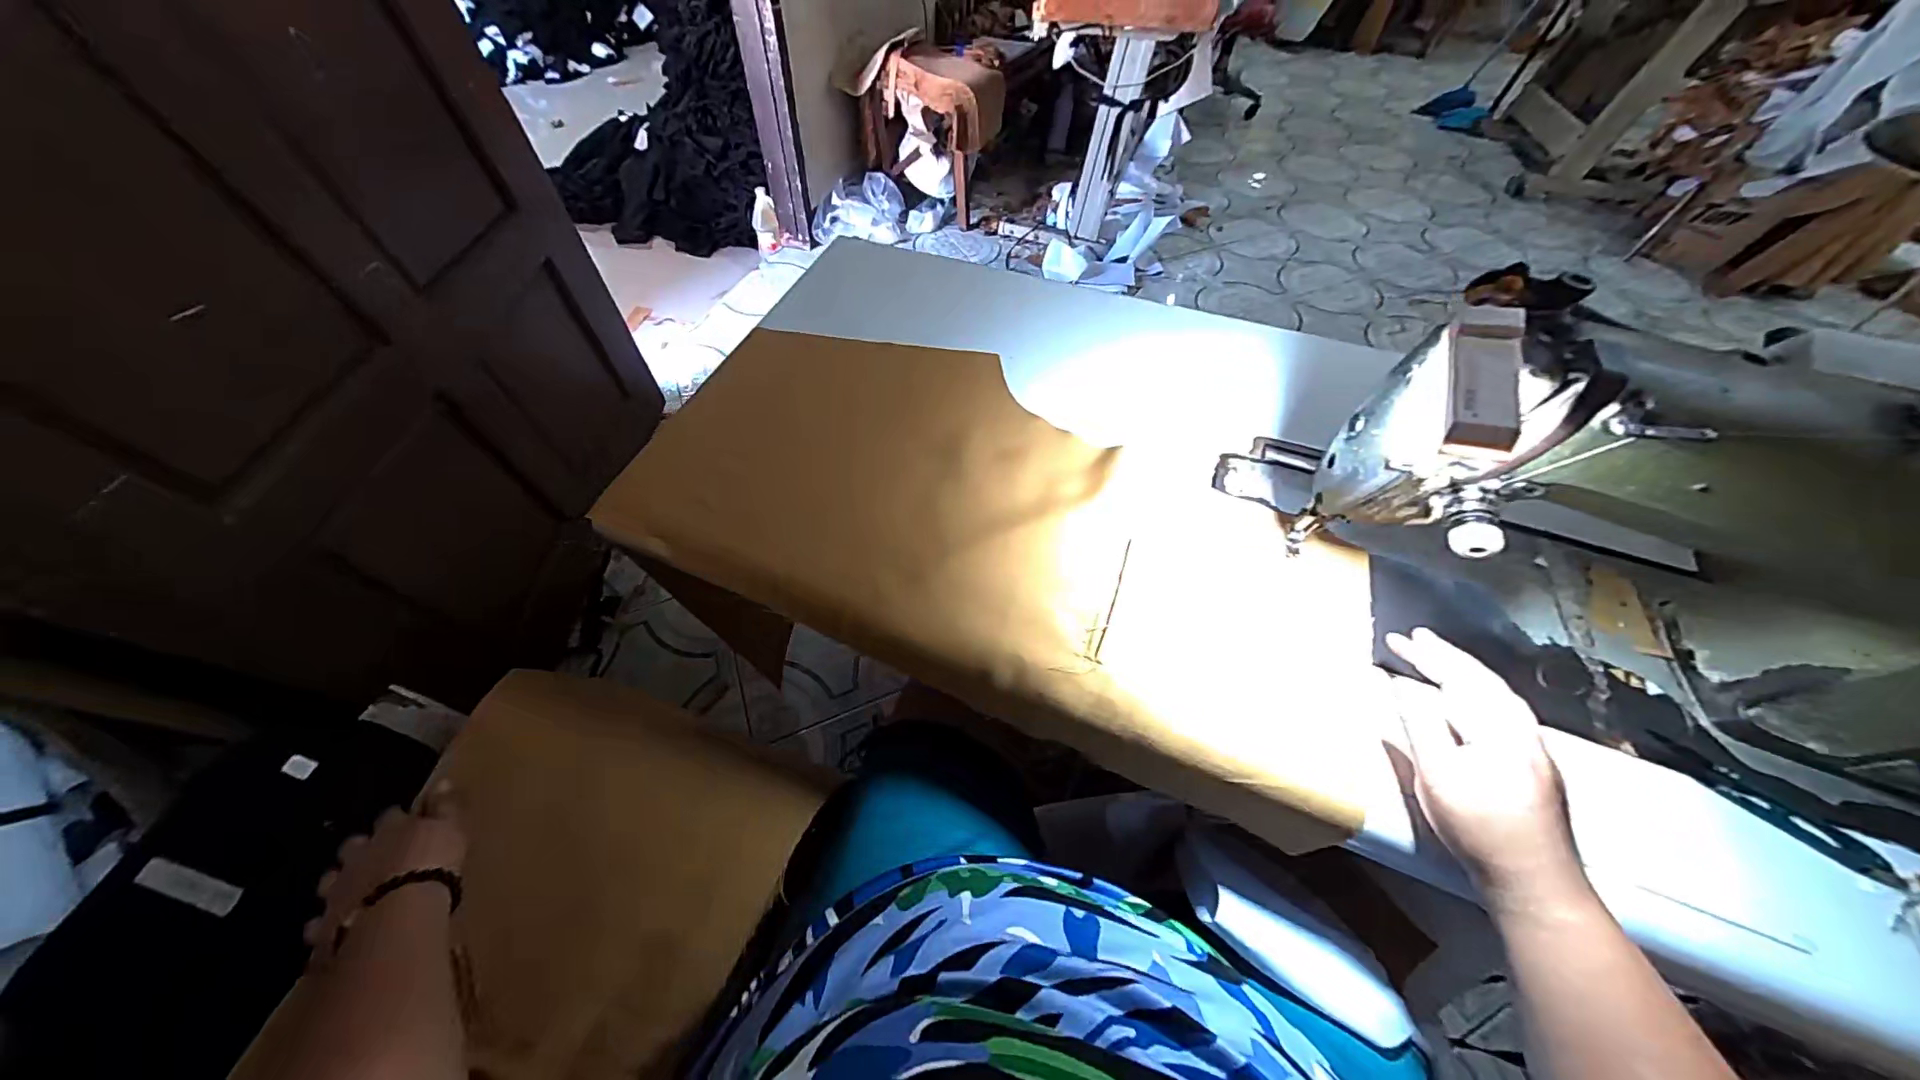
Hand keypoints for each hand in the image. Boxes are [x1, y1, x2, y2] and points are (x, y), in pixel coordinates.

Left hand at [304, 780, 466, 964]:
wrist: (397, 912)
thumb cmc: (432, 862)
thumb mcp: (451, 828)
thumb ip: (446, 806)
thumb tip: (443, 781)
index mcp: (389, 830)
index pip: (390, 816)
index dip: (397, 818)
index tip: (406, 820)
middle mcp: (358, 856)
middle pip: (352, 846)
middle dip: (359, 849)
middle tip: (372, 855)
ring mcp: (337, 890)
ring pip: (330, 881)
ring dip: (339, 882)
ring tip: (351, 889)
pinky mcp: (325, 924)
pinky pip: (319, 923)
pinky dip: (325, 923)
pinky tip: (334, 926)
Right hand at [1386, 629, 1585, 912]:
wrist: (1535, 881)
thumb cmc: (1479, 830)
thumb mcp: (1437, 777)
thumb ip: (1421, 725)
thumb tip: (1403, 686)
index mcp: (1498, 730)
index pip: (1458, 679)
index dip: (1427, 657)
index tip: (1397, 639)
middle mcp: (1523, 731)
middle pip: (1484, 681)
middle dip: (1448, 656)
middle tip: (1416, 638)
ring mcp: (1534, 749)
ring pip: (1499, 694)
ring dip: (1466, 671)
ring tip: (1440, 658)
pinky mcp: (1535, 765)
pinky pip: (1504, 710)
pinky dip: (1480, 691)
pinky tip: (1470, 697)